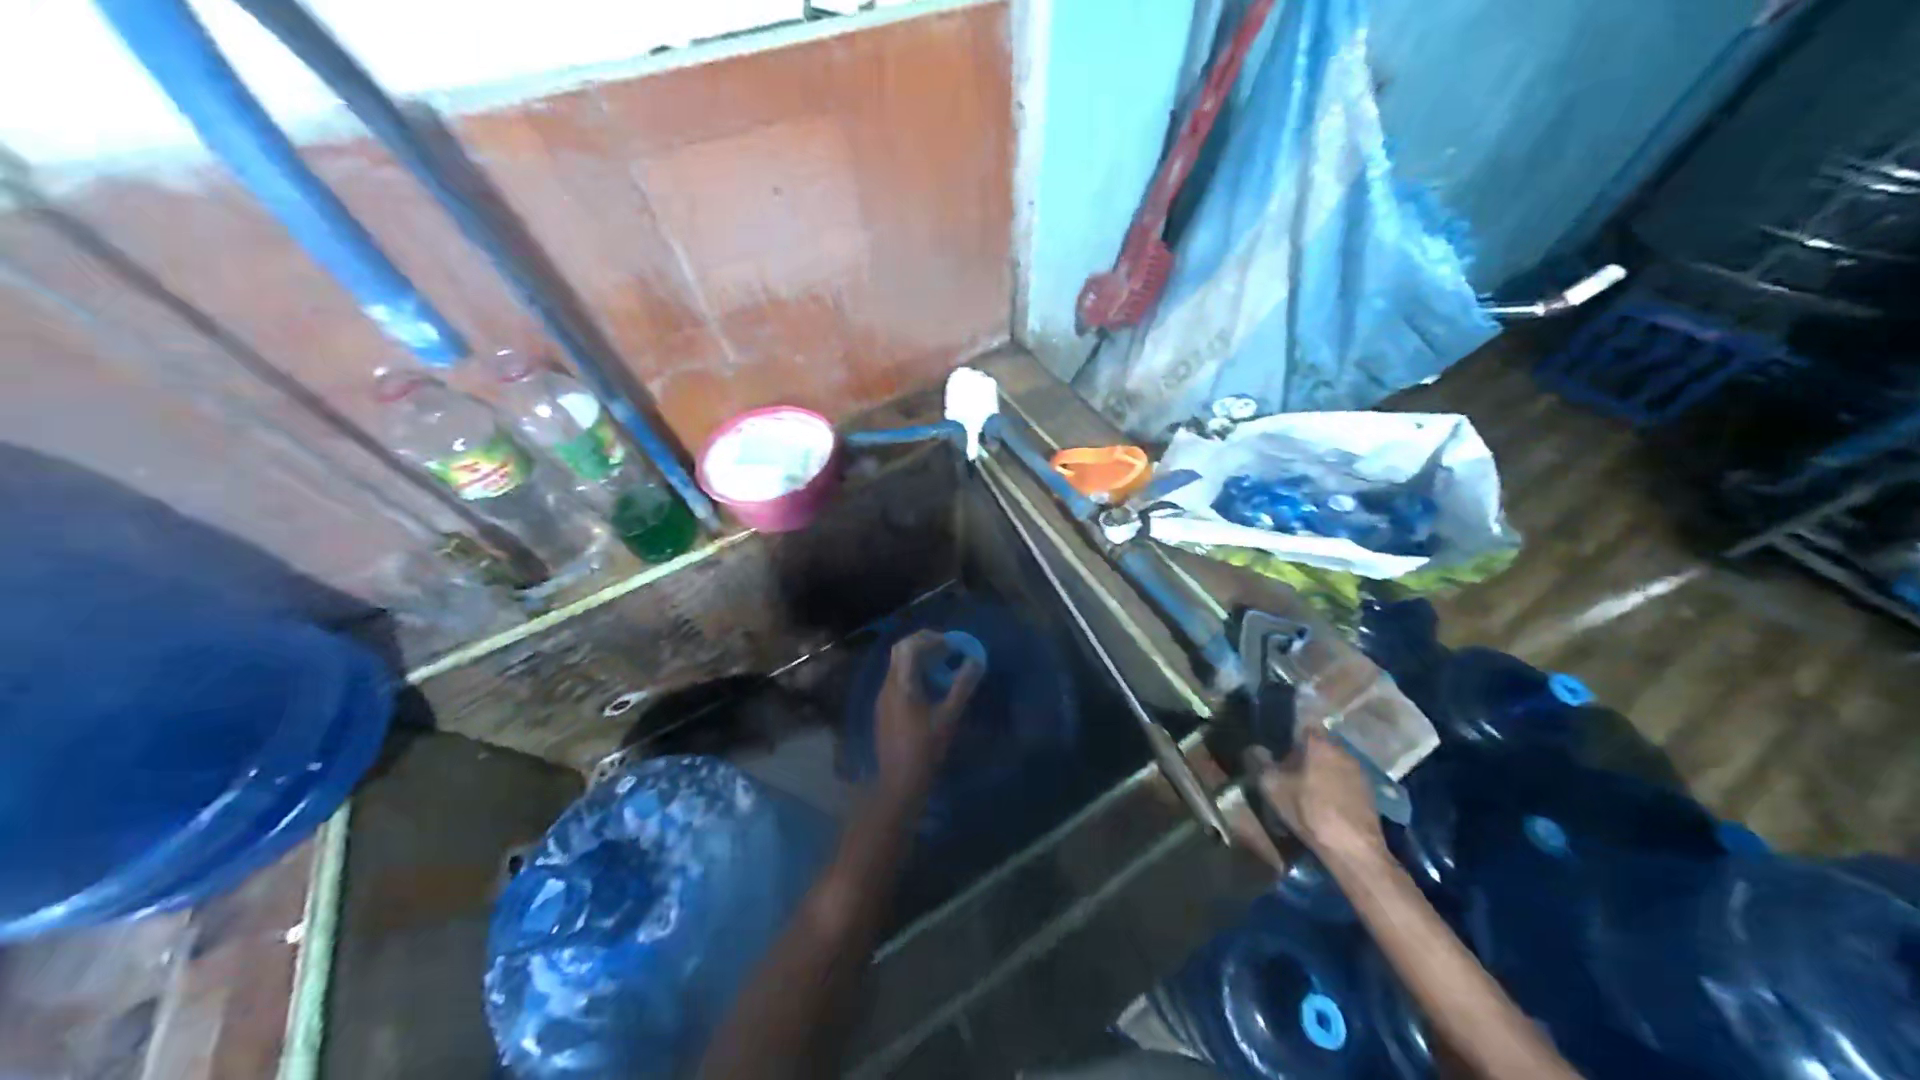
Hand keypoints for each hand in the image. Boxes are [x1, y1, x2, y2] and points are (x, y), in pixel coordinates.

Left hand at [873, 631, 981, 799]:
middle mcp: (887, 687)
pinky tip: (932, 689)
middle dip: (924, 645)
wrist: (899, 783)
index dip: (930, 639)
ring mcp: (883, 699)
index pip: (909, 646)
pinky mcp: (885, 710)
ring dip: (920, 660)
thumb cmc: (925, 750)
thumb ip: (962, 686)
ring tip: (944, 668)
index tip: (952, 644)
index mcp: (900, 685)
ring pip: (898, 667)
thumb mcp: (949, 717)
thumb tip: (976, 661)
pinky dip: (915, 675)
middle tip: (948, 651)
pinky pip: (898, 681)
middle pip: (901, 652)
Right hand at [1248, 726, 1386, 865]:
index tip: (1277, 751)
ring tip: (1306, 791)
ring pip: (1332, 763)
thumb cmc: (1309, 810)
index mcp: (1319, 743)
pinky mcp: (1369, 792)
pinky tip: (1325, 804)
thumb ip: (1260, 763)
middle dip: (1303, 755)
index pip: (1302, 726)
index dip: (1288, 737)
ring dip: (1320, 772)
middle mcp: (1342, 750)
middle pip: (1318, 745)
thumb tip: (1254, 749)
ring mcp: (1359, 771)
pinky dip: (1334, 787)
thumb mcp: (1273, 786)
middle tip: (1288, 773)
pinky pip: (1344, 780)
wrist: (1352, 847)